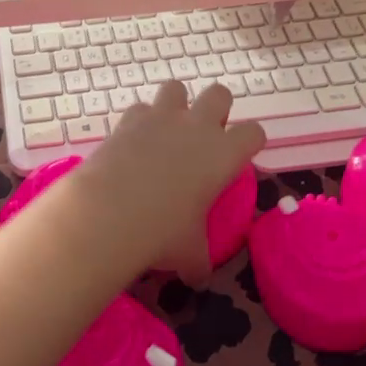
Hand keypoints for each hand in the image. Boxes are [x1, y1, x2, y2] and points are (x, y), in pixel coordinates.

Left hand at [69, 82, 264, 284]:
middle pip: (220, 93)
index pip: (255, 132)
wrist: (110, 209)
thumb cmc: (163, 233)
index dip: (250, 142)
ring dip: (176, 104)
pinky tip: (133, 141)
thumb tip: (197, 278)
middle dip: (217, 108)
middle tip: (205, 136)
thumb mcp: (191, 255)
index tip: (240, 157)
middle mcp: (196, 126)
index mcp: (223, 154)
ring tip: (167, 130)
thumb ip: (199, 260)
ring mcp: (161, 117)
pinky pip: (139, 107)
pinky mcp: (128, 118)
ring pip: (176, 88)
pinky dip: (139, 120)